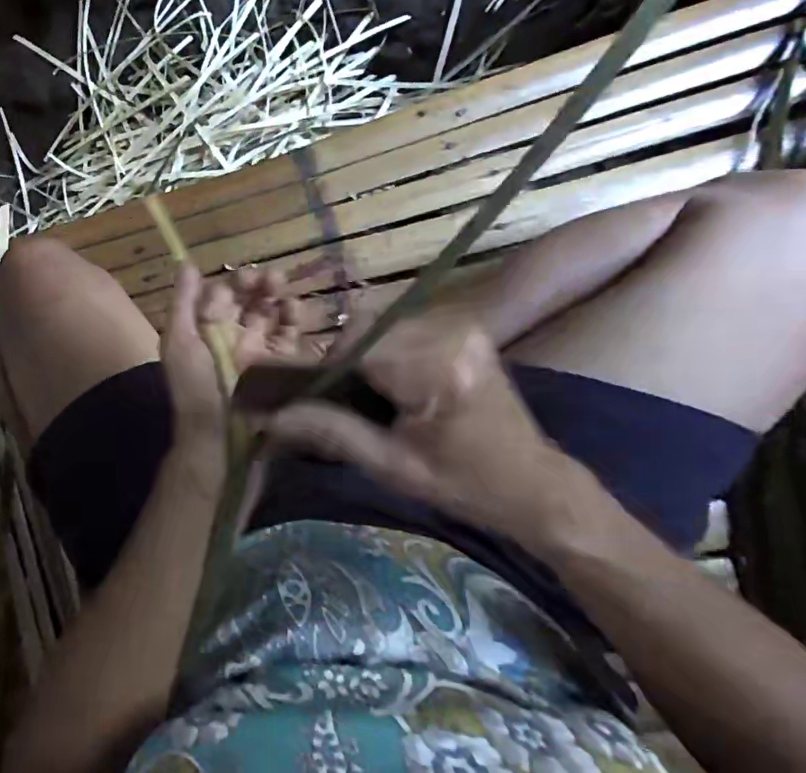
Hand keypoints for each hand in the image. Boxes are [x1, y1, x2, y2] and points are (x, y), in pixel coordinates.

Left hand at [161, 265, 315, 453]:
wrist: (221, 437)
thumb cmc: (195, 387)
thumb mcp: (179, 342)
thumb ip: (183, 302)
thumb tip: (187, 262)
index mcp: (208, 328)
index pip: (225, 294)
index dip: (235, 284)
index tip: (243, 282)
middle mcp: (235, 334)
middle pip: (251, 299)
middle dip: (261, 284)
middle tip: (271, 280)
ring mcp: (260, 348)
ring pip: (273, 312)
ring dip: (279, 296)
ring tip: (281, 290)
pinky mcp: (282, 363)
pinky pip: (291, 334)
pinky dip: (294, 318)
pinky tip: (293, 309)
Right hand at [264, 314, 590, 542]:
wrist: (533, 483)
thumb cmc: (464, 485)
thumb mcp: (394, 468)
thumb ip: (332, 433)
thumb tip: (272, 418)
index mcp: (437, 371)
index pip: (359, 346)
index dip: (327, 369)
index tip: (313, 398)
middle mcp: (451, 333)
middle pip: (369, 325)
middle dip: (346, 358)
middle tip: (346, 402)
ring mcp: (462, 325)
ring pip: (384, 320)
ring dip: (366, 351)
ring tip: (373, 395)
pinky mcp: (466, 326)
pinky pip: (406, 324)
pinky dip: (388, 346)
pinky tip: (396, 382)